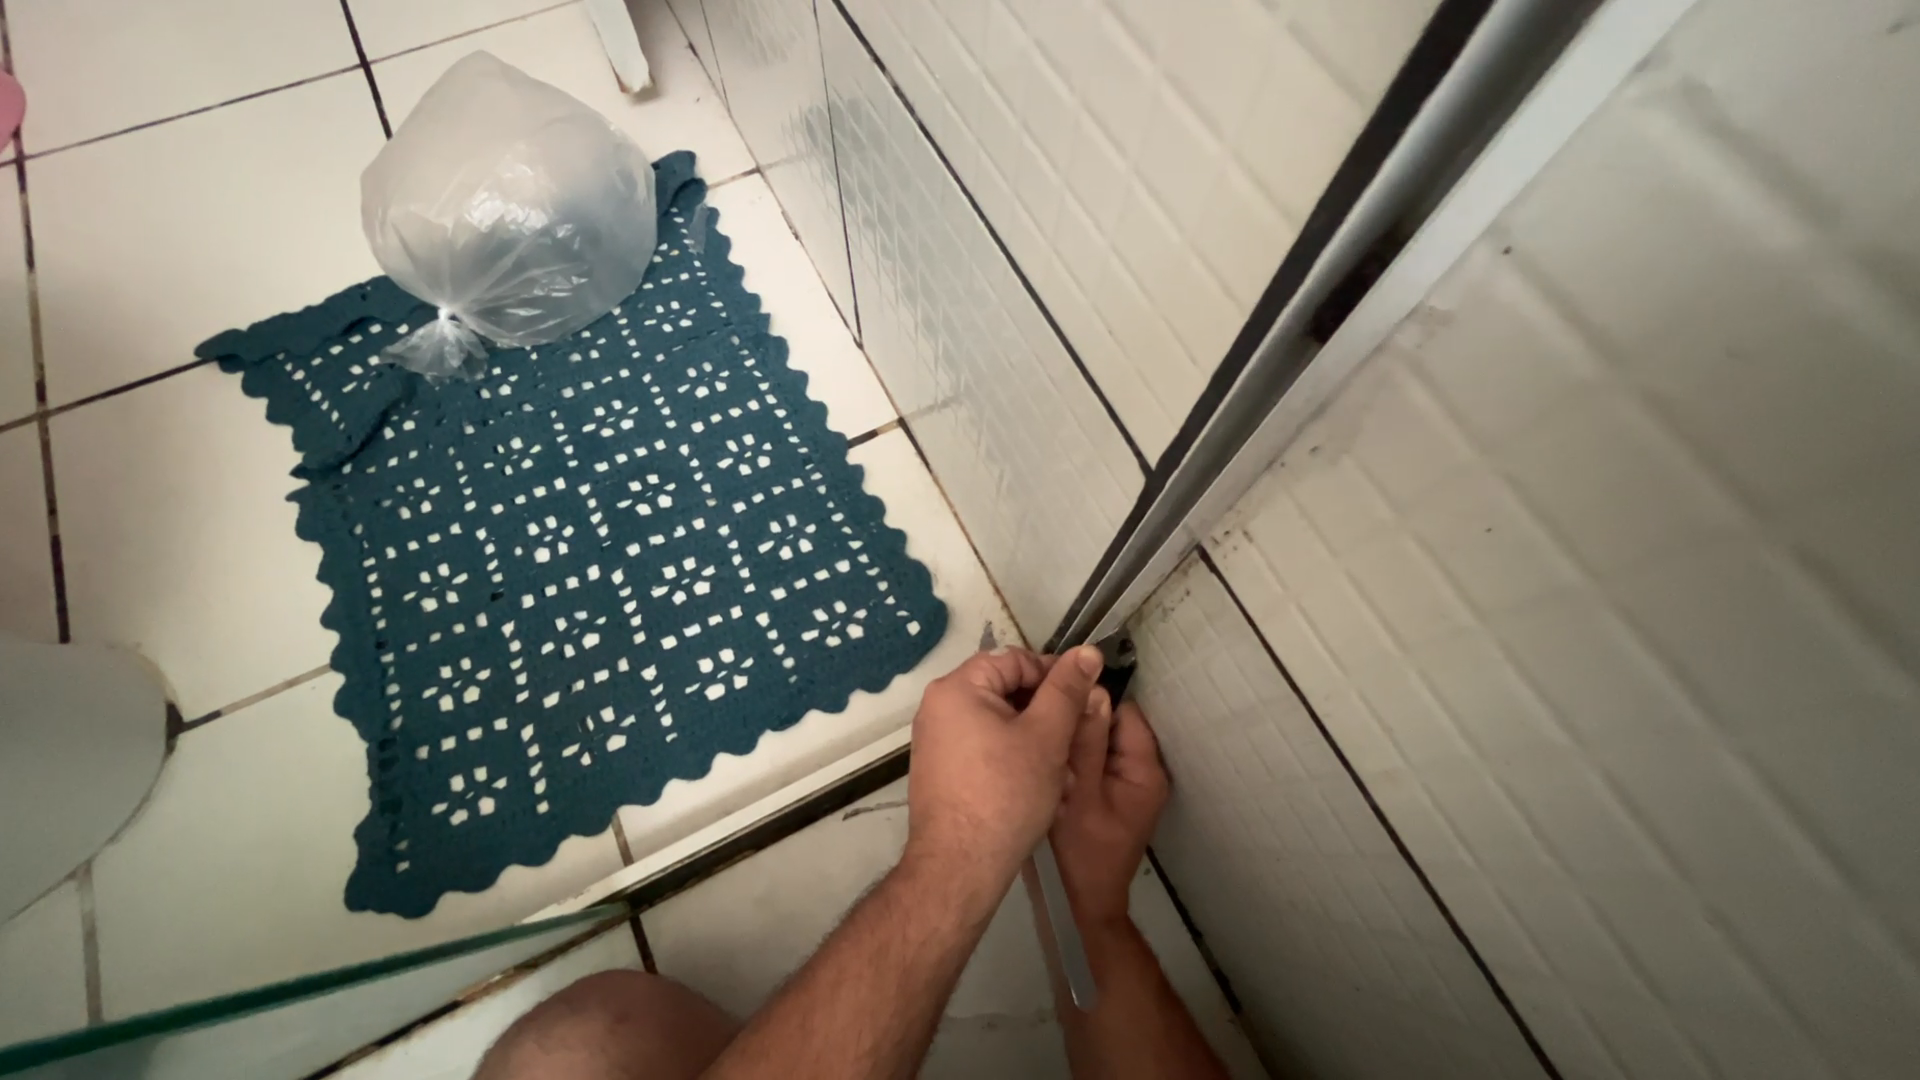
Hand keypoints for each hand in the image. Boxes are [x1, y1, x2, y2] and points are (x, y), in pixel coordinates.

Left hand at [903, 645, 1105, 899]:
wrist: (959, 867)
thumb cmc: (1005, 794)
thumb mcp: (1046, 736)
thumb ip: (1068, 690)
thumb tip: (1088, 651)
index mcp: (957, 688)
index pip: (1015, 660)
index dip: (1055, 675)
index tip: (1085, 699)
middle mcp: (939, 707)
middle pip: (1007, 692)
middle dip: (1048, 716)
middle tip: (1077, 744)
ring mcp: (937, 740)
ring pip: (1001, 724)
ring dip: (1038, 743)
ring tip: (1066, 776)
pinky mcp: (942, 770)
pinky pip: (985, 749)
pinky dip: (1016, 760)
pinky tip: (1043, 790)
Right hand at [1051, 699, 1168, 931]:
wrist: (1091, 897)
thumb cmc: (1085, 848)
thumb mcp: (1080, 791)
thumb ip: (1087, 742)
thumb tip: (1092, 689)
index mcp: (1145, 768)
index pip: (1123, 712)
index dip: (1091, 702)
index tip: (1056, 701)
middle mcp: (1147, 770)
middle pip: (1114, 724)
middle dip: (1083, 721)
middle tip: (1046, 722)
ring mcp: (1133, 782)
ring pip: (1104, 740)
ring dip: (1080, 738)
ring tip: (1047, 738)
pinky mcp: (1118, 791)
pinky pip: (1100, 758)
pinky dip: (1081, 756)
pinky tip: (1056, 759)